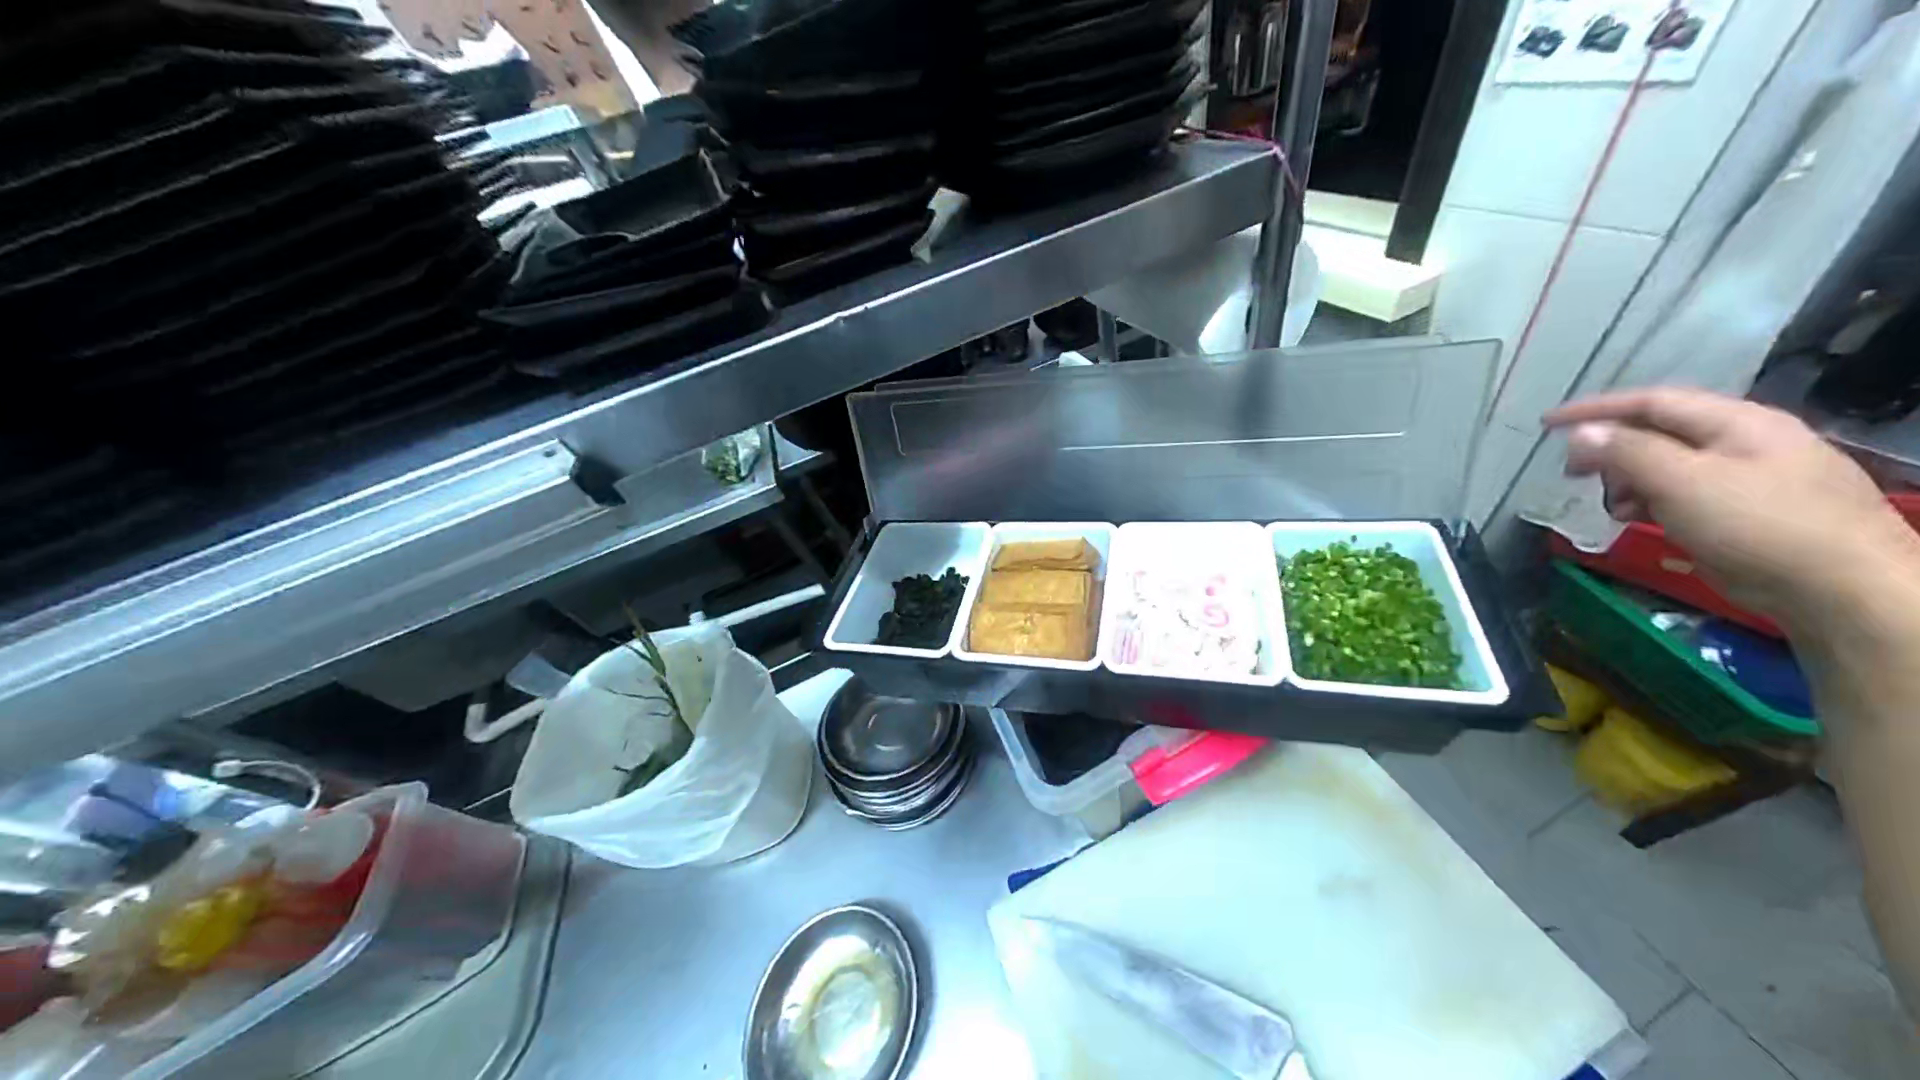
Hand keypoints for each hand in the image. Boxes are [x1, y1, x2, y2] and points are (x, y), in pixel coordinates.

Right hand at [1543, 388, 1919, 625]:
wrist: (1844, 588)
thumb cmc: (1758, 524)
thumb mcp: (1682, 481)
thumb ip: (1627, 452)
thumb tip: (1580, 434)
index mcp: (1737, 423)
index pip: (1652, 402)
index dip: (1595, 410)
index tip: (1547, 425)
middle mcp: (1744, 442)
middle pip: (1658, 433)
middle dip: (1611, 453)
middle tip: (1576, 476)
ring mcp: (1749, 478)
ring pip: (1667, 466)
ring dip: (1628, 482)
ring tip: (1616, 509)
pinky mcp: (1745, 512)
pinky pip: (1683, 493)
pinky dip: (1651, 502)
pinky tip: (1642, 521)